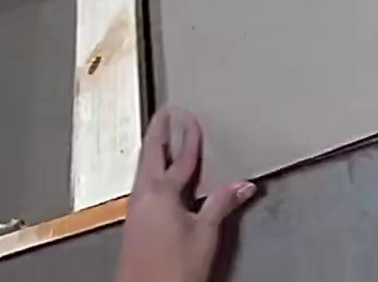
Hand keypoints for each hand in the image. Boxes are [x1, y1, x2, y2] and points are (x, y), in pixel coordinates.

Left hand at [115, 108, 255, 281]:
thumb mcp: (204, 237)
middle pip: (151, 152)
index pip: (180, 158)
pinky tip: (155, 174)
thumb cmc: (174, 272)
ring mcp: (135, 207)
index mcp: (161, 191)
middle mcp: (144, 193)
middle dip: (158, 131)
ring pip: (142, 166)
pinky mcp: (132, 221)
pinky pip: (140, 182)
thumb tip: (245, 184)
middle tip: (164, 112)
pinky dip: (149, 167)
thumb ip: (222, 204)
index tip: (192, 118)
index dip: (189, 138)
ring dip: (152, 148)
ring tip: (159, 136)